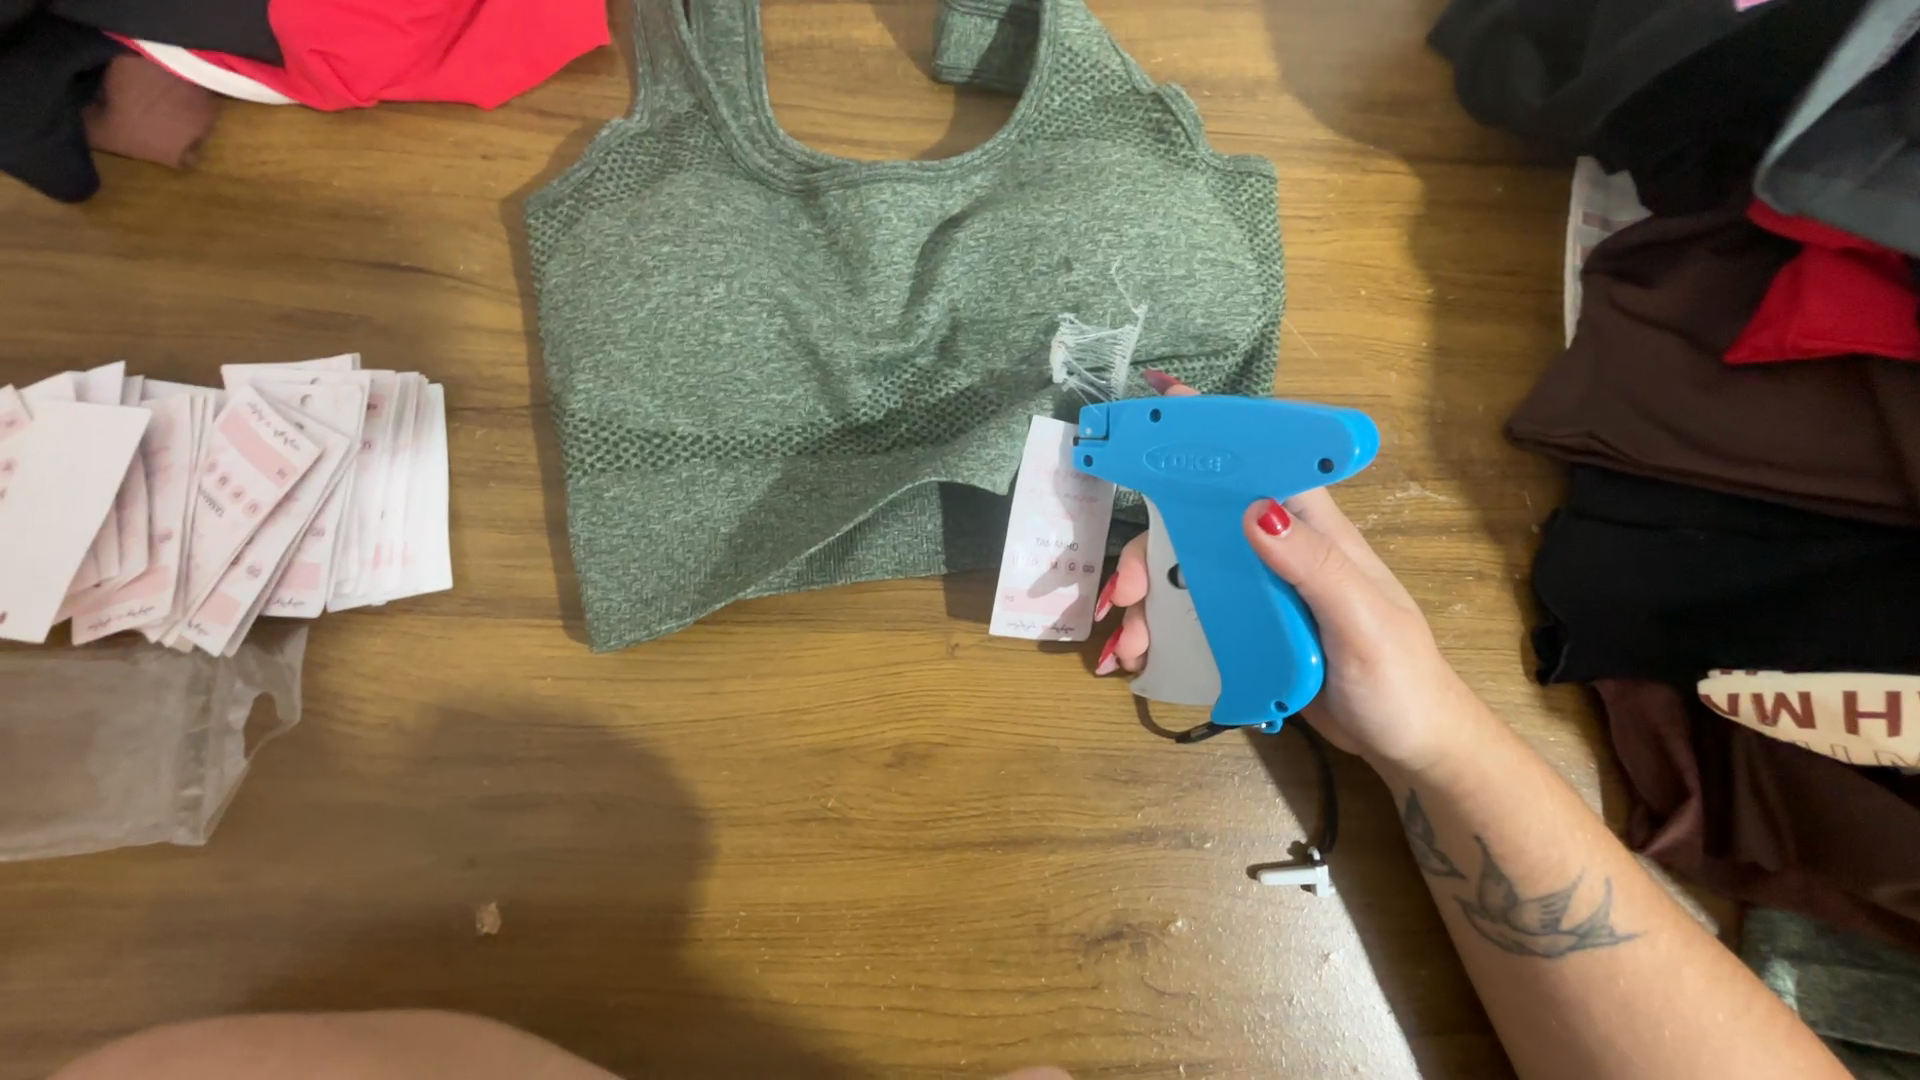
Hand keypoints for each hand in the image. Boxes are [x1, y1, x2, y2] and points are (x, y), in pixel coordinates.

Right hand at [1093, 383, 1477, 772]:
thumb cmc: (1399, 678)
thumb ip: (1315, 568)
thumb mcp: (1365, 622)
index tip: (1156, 406)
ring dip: (1144, 602)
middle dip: (1146, 554)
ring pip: (1179, 573)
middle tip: (1124, 597)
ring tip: (1130, 645)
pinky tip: (1137, 657)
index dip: (1210, 431)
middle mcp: (1272, 551)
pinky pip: (1185, 616)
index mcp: (1310, 531)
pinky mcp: (1240, 628)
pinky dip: (1154, 632)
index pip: (1257, 465)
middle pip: (1193, 527)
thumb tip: (1255, 509)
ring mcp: (1252, 590)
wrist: (1403, 742)